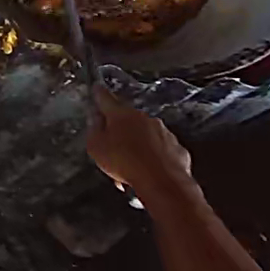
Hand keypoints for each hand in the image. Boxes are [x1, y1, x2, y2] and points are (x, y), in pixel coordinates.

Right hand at [86, 86, 195, 202]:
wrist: (161, 182)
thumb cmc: (125, 162)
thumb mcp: (96, 147)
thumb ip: (93, 130)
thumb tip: (96, 120)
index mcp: (121, 114)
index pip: (105, 98)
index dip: (98, 93)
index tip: (96, 88)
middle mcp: (143, 117)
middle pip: (126, 119)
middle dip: (119, 132)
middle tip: (112, 151)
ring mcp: (163, 131)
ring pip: (144, 135)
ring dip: (136, 148)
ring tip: (129, 170)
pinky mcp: (176, 147)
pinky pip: (160, 150)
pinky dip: (153, 158)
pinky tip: (147, 172)